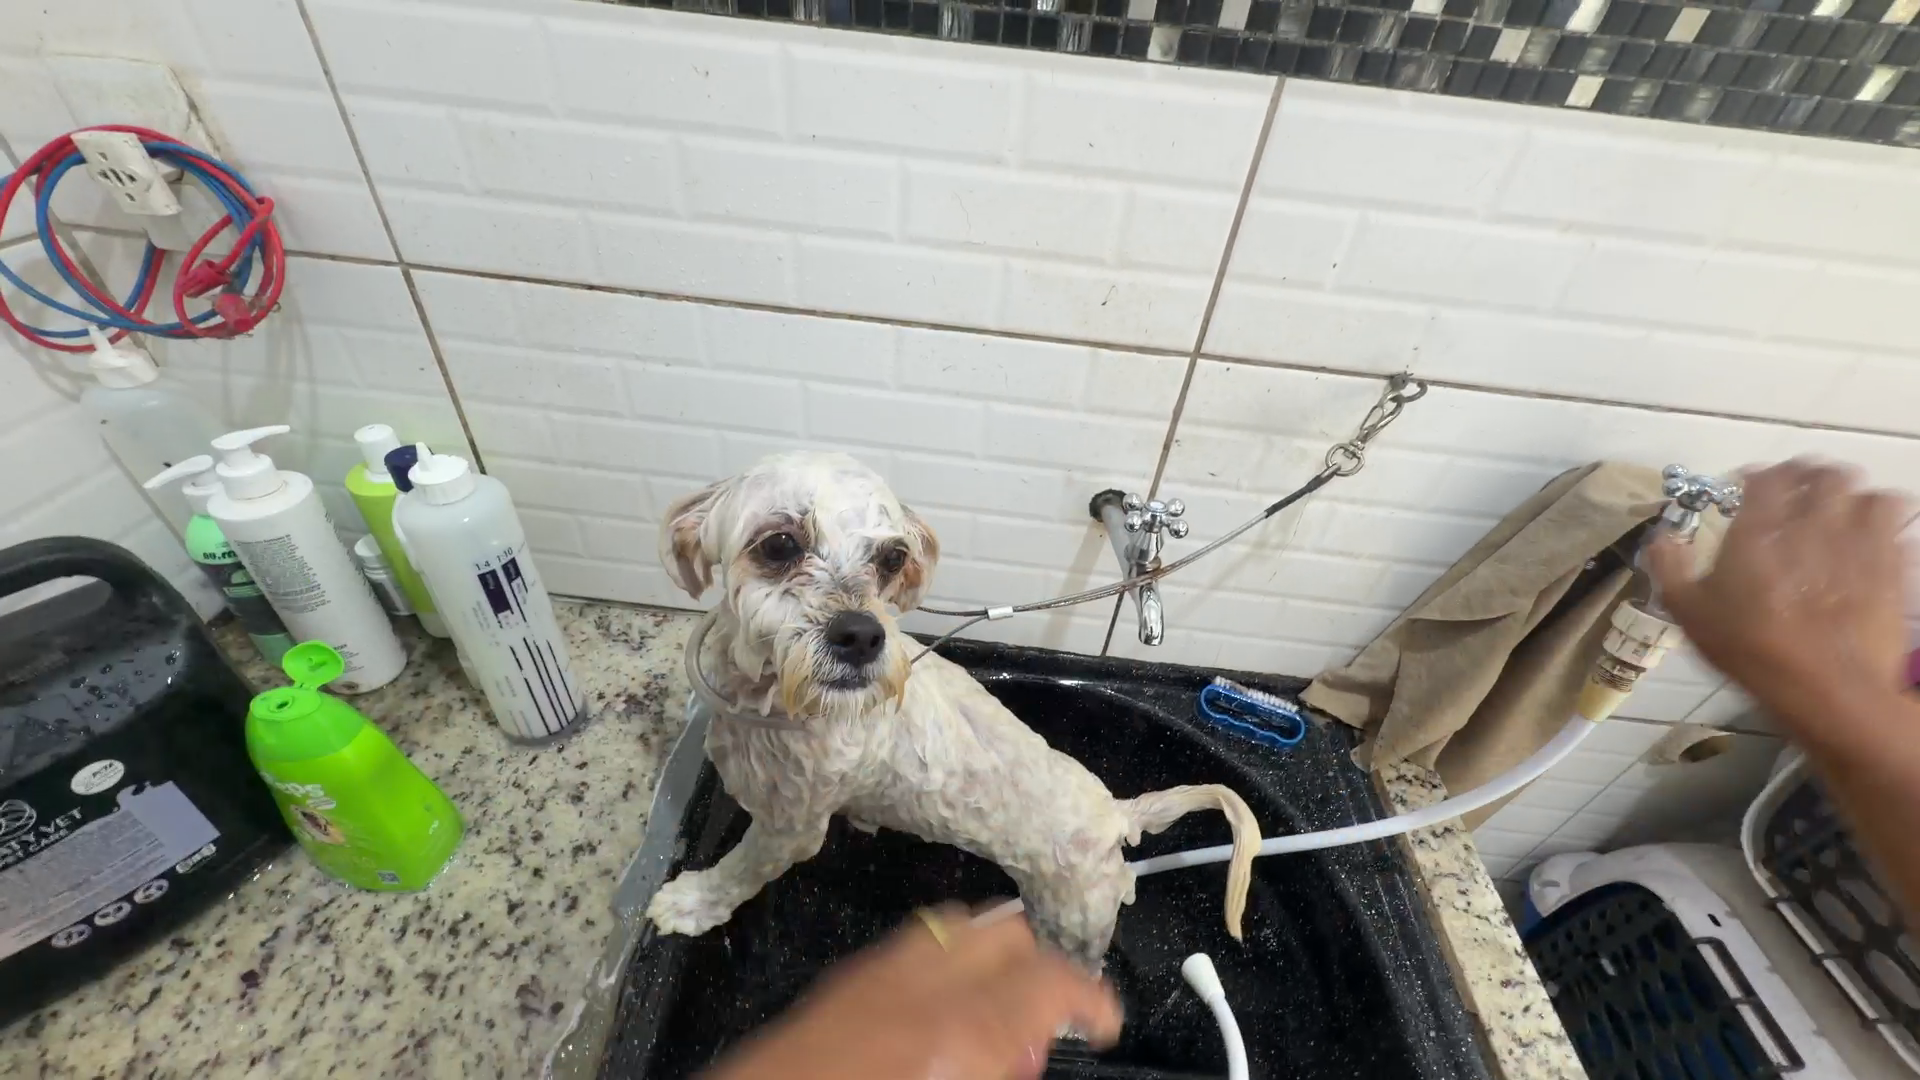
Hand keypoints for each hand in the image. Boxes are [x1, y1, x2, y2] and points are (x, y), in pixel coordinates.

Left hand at [704, 906, 1123, 1079]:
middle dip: (1041, 966)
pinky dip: (948, 957)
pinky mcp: (849, 974)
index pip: (1051, 981)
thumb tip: (1026, 1052)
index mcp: (961, 1032)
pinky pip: (917, 940)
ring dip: (993, 955)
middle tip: (1048, 1024)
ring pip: (962, 925)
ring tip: (997, 1008)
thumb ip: (1001, 1056)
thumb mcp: (963, 1069)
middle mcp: (925, 983)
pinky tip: (940, 1000)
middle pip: (1008, 933)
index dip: (1092, 994)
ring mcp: (882, 969)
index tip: (1106, 1017)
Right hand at [1646, 459, 1911, 736]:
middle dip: (1808, 475)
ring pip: (1875, 495)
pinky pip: (1897, 530)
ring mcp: (1863, 549)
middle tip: (1790, 488)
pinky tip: (1860, 542)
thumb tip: (1661, 537)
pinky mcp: (1894, 571)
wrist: (1827, 688)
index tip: (1743, 483)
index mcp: (1758, 536)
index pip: (1768, 479)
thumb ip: (1669, 565)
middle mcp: (1815, 532)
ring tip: (1833, 510)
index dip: (1755, 474)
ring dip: (1852, 496)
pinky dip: (1879, 527)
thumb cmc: (1746, 647)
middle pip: (1829, 476)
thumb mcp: (1685, 609)